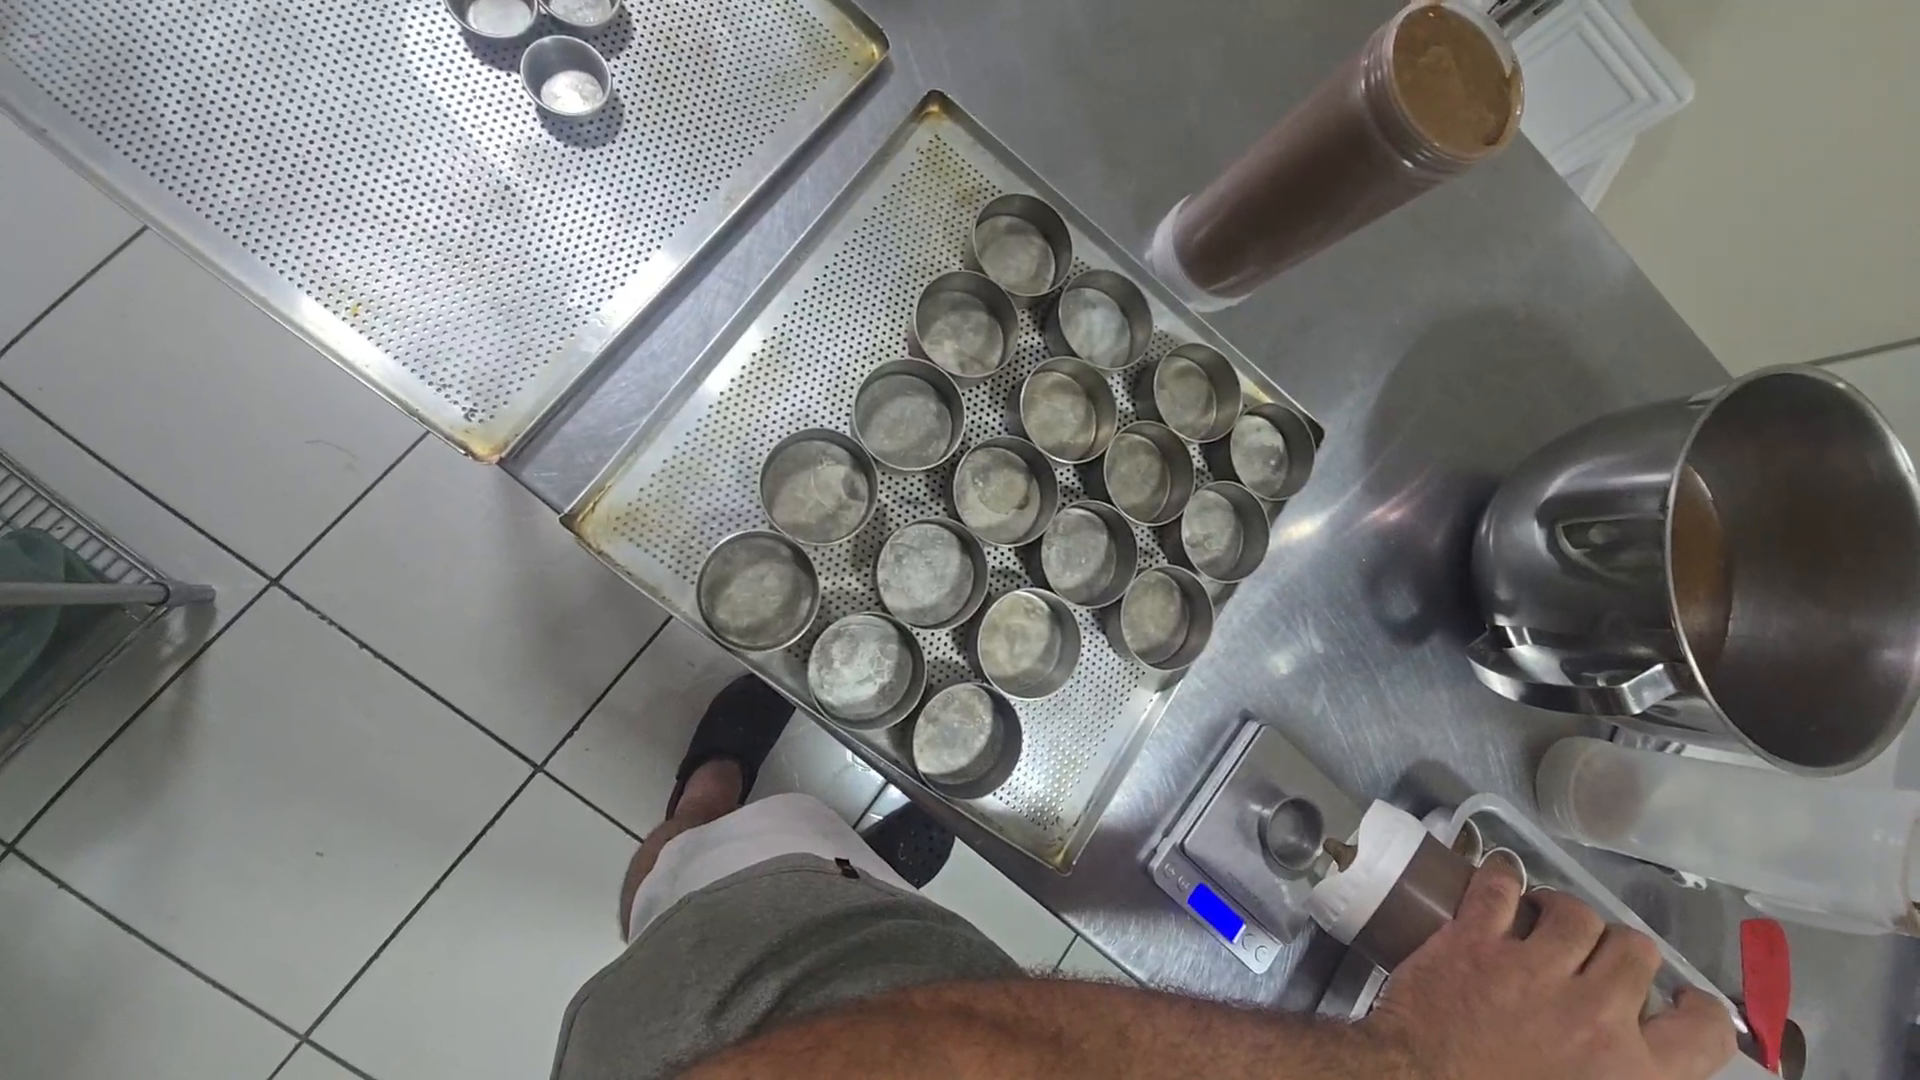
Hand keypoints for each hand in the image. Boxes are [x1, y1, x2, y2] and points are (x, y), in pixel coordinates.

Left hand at [1363, 862, 1736, 1079]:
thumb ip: (1623, 1076)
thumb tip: (1638, 1060)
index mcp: (1635, 1071)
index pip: (1702, 1029)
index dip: (1697, 1006)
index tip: (1677, 995)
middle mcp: (1593, 1012)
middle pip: (1633, 949)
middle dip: (1620, 945)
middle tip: (1596, 950)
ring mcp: (1530, 969)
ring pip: (1574, 913)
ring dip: (1566, 908)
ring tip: (1548, 912)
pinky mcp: (1472, 940)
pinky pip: (1497, 889)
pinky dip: (1500, 875)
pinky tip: (1503, 875)